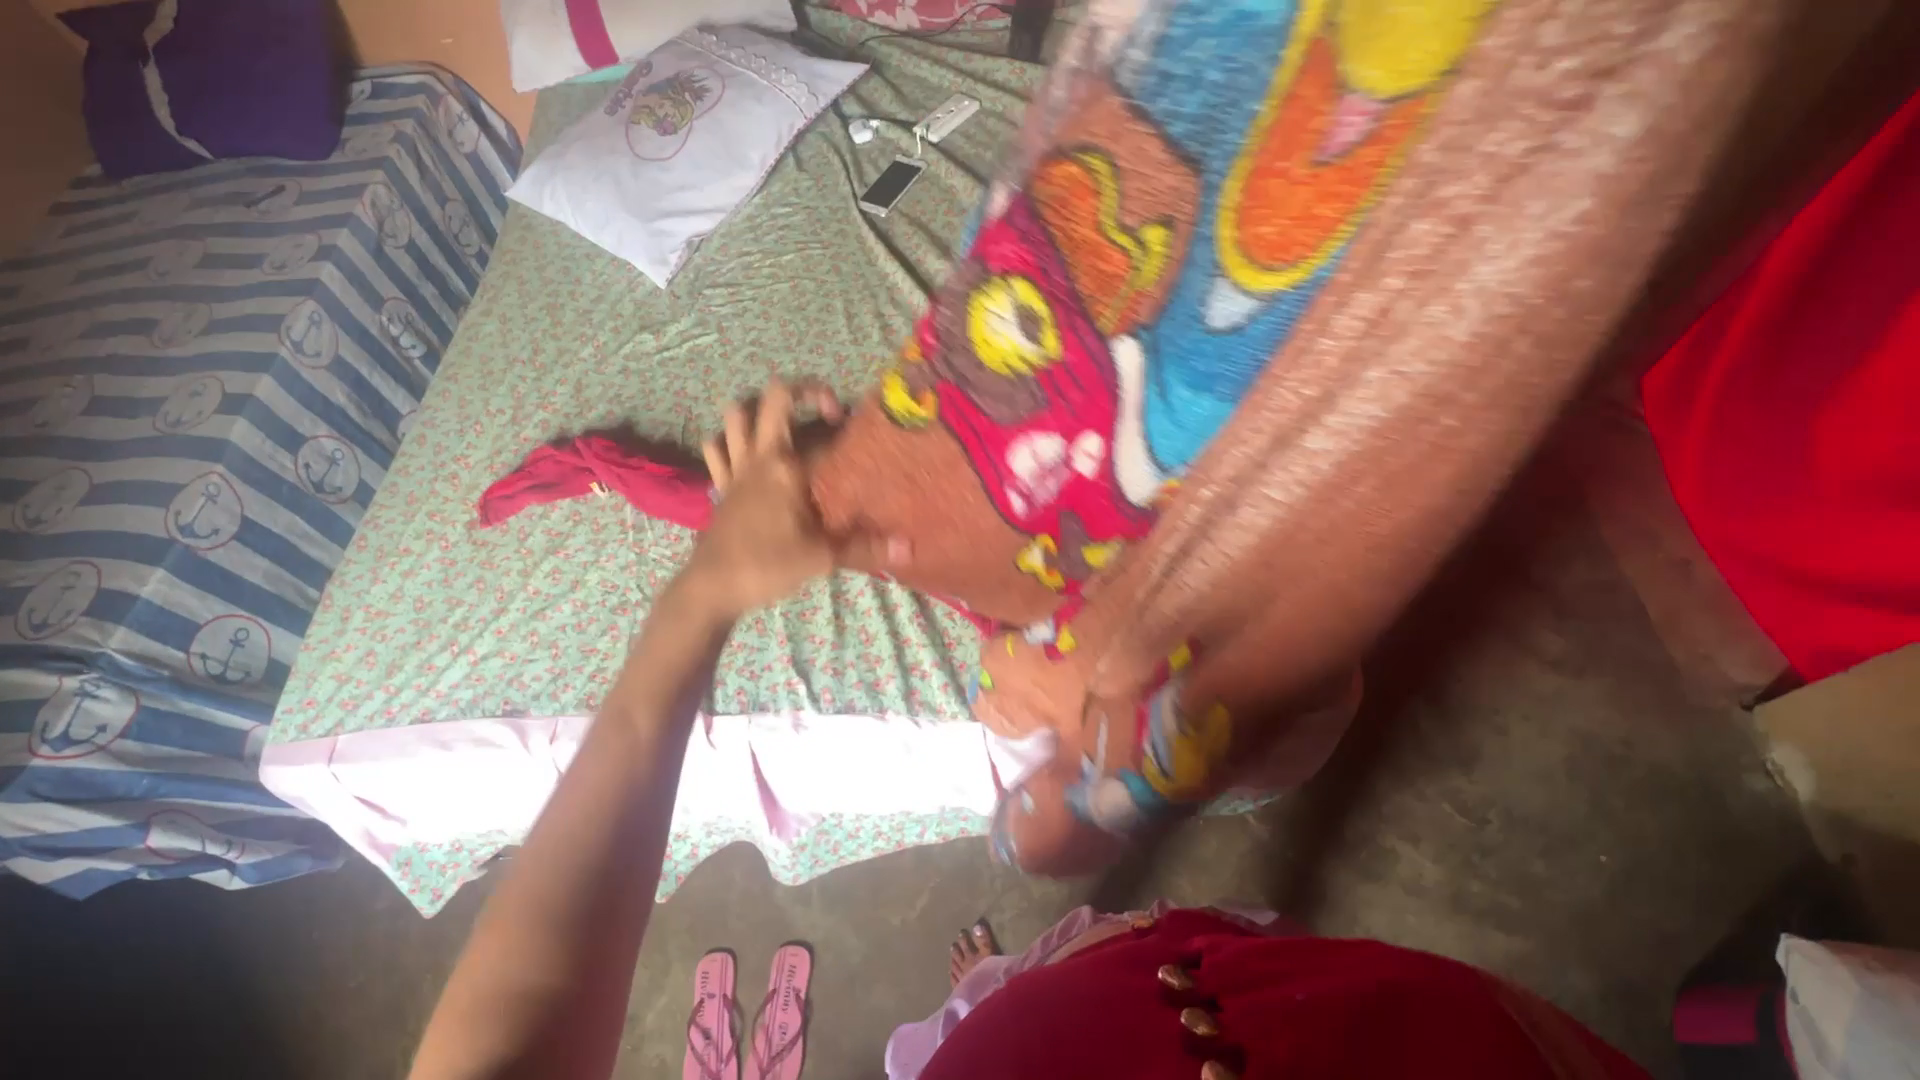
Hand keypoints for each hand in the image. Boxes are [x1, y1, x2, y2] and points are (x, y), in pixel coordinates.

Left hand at [678, 380, 904, 622]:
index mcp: (785, 466)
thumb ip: (865, 549)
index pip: (820, 430)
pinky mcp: (720, 486)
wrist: (710, 587)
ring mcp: (734, 468)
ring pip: (737, 414)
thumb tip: (909, 548)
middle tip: (826, 412)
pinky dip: (730, 441)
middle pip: (772, 398)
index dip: (843, 421)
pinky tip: (747, 454)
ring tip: (786, 426)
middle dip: (802, 391)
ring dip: (759, 410)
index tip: (859, 428)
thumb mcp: (821, 558)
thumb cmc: (766, 565)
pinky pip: (717, 447)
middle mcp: (758, 456)